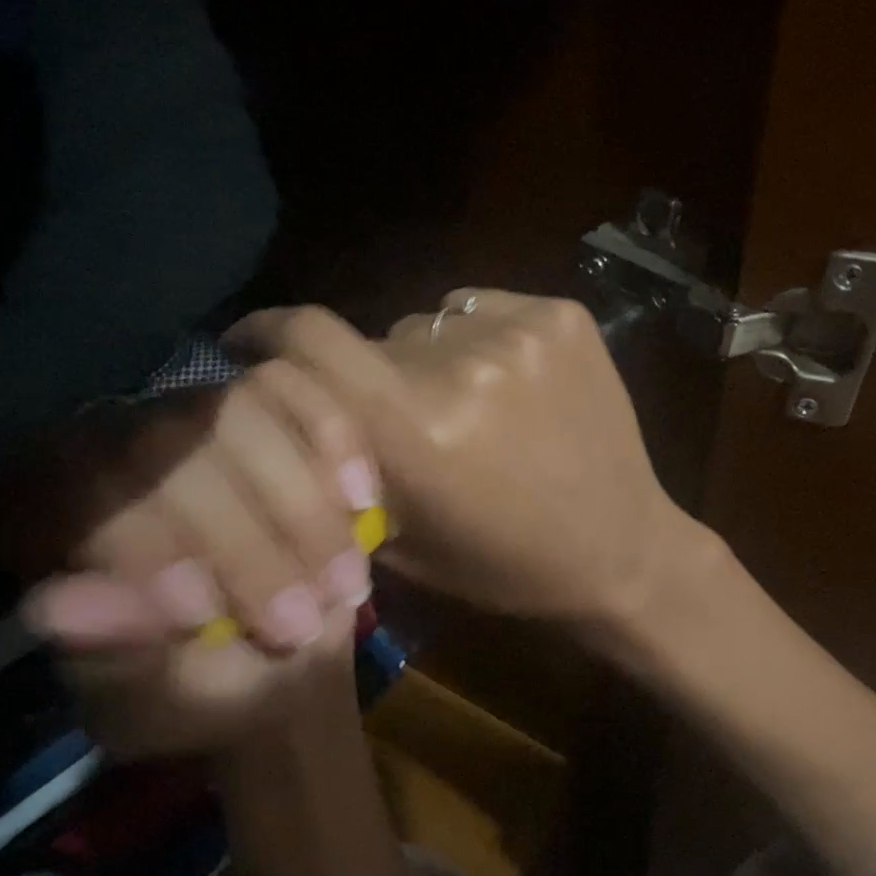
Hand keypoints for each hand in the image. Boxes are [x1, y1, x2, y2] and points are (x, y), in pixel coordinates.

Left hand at [20, 361, 380, 756]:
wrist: (280, 658)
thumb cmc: (198, 689)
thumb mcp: (145, 701)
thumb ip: (106, 653)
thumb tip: (53, 607)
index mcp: (54, 508)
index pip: (84, 490)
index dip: (144, 542)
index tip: (203, 616)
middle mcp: (113, 439)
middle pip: (171, 446)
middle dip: (247, 544)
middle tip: (300, 625)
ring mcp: (191, 412)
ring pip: (242, 412)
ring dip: (303, 508)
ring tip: (345, 587)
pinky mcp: (262, 406)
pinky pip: (299, 392)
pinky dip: (339, 446)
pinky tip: (361, 503)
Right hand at [226, 290, 702, 625]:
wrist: (621, 548)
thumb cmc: (504, 566)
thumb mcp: (403, 541)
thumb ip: (340, 465)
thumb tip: (291, 404)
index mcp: (417, 430)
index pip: (311, 341)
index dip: (270, 332)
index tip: (253, 340)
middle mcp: (462, 366)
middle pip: (376, 341)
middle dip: (373, 377)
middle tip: (405, 419)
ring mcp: (520, 333)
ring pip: (428, 323)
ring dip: (429, 358)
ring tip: (473, 410)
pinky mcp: (562, 315)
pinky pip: (480, 309)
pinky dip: (477, 340)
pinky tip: (512, 389)